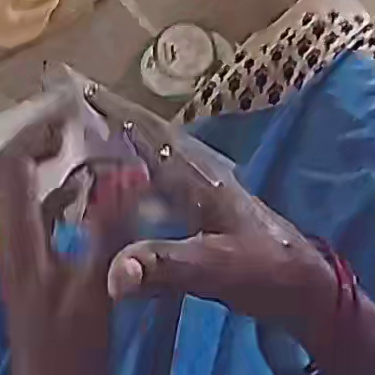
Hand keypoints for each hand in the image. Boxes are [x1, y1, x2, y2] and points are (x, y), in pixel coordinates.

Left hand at [0, 109, 143, 374]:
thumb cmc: (72, 347)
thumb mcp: (97, 285)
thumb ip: (112, 227)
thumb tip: (129, 170)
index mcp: (20, 239)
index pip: (9, 169)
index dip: (34, 135)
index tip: (69, 116)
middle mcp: (12, 238)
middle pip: (11, 172)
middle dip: (41, 141)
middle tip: (79, 126)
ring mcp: (20, 251)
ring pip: (26, 190)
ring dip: (54, 164)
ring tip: (93, 149)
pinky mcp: (34, 263)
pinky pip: (42, 210)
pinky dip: (65, 190)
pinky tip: (96, 193)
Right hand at [85, 87, 333, 339]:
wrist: (301, 283)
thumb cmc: (262, 269)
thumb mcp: (215, 268)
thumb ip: (166, 265)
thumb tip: (112, 272)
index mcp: (197, 176)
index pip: (149, 134)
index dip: (117, 112)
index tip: (83, 91)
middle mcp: (196, 173)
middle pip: (148, 135)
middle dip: (114, 117)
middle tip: (73, 104)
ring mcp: (199, 189)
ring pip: (153, 153)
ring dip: (123, 138)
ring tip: (85, 133)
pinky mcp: (201, 208)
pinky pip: (158, 178)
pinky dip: (135, 169)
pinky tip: (119, 182)